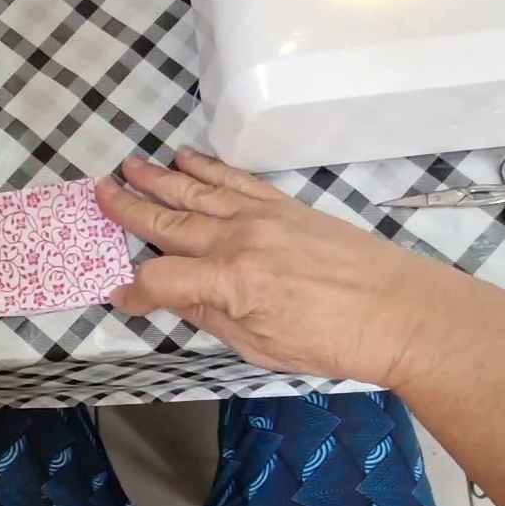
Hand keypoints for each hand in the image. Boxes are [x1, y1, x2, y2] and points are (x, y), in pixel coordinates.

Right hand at [96, 150, 504, 387]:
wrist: (405, 313)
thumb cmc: (331, 343)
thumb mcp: (257, 346)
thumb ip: (209, 316)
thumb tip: (175, 298)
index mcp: (228, 282)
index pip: (160, 280)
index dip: (134, 292)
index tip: (120, 299)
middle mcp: (238, 239)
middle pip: (169, 221)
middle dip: (130, 207)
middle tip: (99, 191)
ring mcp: (262, 217)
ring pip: (197, 193)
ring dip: (159, 179)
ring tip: (130, 167)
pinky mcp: (285, 206)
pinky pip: (236, 182)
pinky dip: (208, 169)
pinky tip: (186, 159)